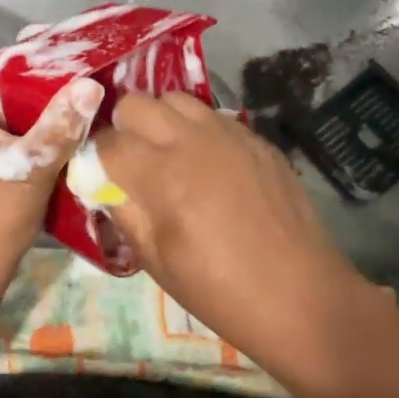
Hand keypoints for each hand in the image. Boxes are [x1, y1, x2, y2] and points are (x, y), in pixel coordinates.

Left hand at [0, 43, 103, 297]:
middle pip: (3, 79)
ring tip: (86, 97)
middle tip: (84, 72)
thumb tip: (90, 84)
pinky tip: (75, 130)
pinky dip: (44, 126)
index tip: (57, 52)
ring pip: (15, 106)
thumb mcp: (30, 166)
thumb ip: (59, 126)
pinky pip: (21, 129)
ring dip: (46, 103)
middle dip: (41, 75)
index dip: (15, 49)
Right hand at [98, 92, 389, 397]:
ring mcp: (229, 135)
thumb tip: (105, 186)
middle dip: (124, 128)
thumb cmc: (220, 290)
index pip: (107, 142)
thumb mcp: (156, 262)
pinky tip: (209, 166)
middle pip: (135, 104)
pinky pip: (213, 117)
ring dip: (161, 121)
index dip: (96, 159)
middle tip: (132, 162)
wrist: (302, 298)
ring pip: (175, 99)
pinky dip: (198, 132)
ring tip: (169, 155)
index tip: (100, 177)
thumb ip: (124, 213)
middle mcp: (191, 141)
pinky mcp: (257, 140)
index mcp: (161, 174)